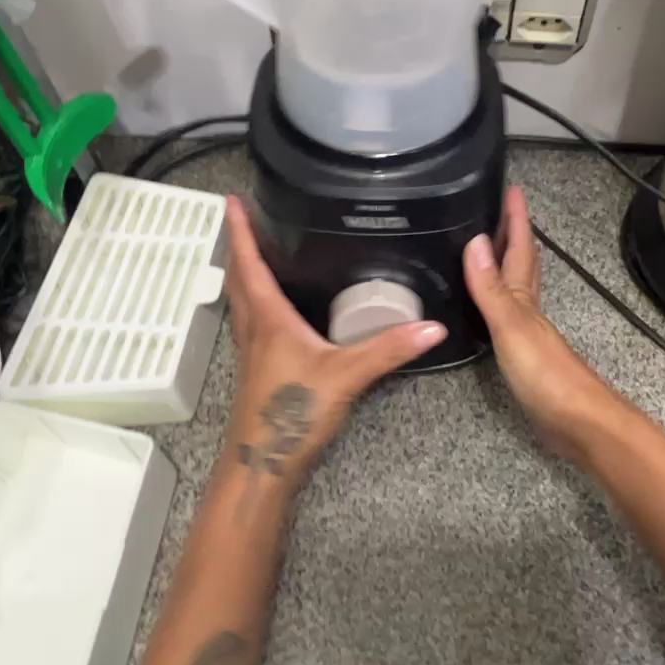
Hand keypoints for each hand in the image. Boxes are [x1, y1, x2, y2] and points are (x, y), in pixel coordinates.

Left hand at [220, 197, 445, 488]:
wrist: (261, 464)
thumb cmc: (292, 413)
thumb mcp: (345, 375)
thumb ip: (388, 349)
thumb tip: (432, 327)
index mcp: (269, 319)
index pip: (249, 266)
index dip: (240, 232)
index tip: (231, 201)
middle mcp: (254, 329)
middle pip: (239, 279)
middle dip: (238, 246)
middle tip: (243, 218)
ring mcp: (252, 351)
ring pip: (241, 301)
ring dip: (243, 273)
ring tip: (256, 253)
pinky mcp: (259, 369)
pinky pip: (251, 322)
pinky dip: (255, 301)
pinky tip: (275, 309)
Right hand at [463, 187, 628, 459]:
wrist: (581, 425)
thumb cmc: (546, 374)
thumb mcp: (512, 327)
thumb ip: (491, 289)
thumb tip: (475, 239)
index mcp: (525, 301)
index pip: (520, 251)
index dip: (517, 220)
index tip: (512, 188)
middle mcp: (529, 312)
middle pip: (522, 266)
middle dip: (513, 237)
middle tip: (498, 211)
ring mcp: (529, 336)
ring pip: (517, 291)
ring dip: (505, 268)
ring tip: (488, 250)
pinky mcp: (526, 361)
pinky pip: (508, 318)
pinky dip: (498, 303)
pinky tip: (489, 309)